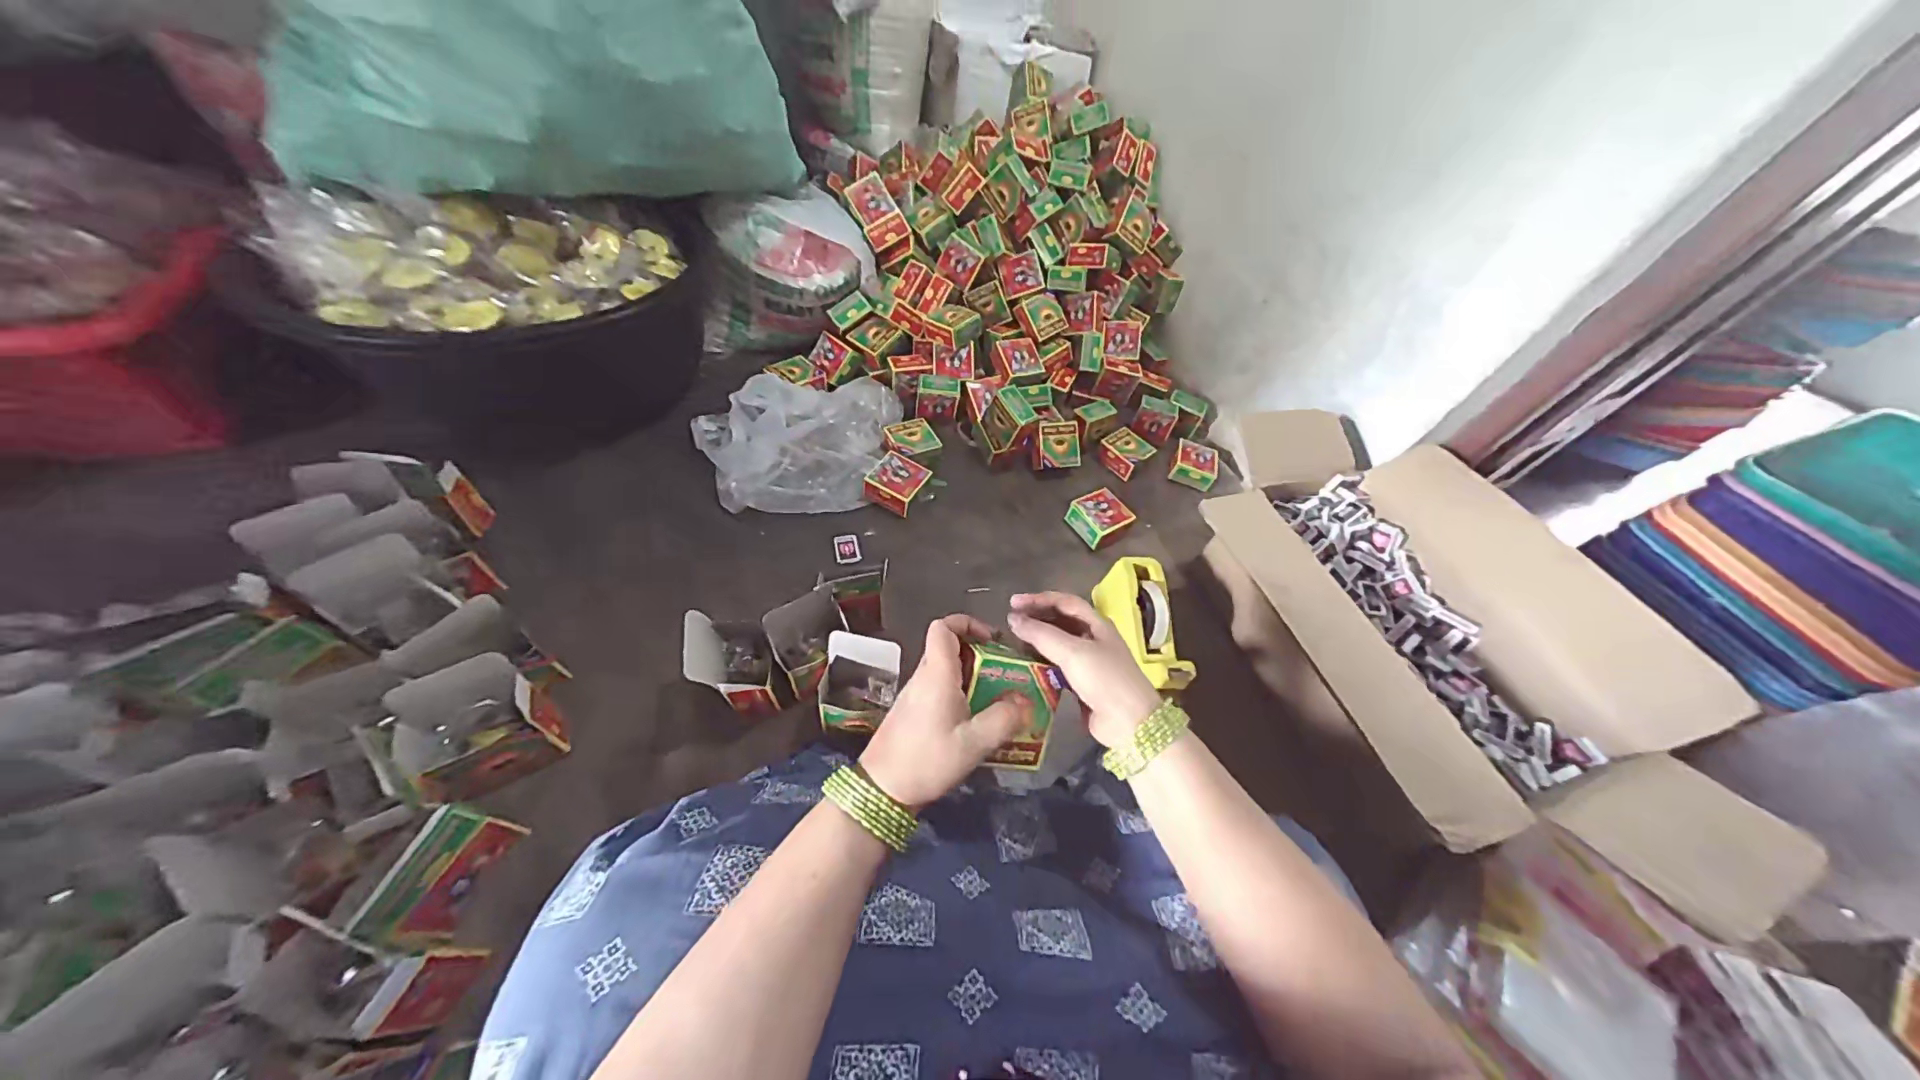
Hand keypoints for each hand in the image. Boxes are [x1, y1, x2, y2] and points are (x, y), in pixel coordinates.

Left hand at [860, 615, 1033, 808]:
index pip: (943, 627)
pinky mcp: (913, 712)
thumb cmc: (927, 760)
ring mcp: (916, 695)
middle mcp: (924, 677)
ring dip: (973, 677)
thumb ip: (1003, 719)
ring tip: (998, 700)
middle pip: (950, 648)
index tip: (993, 640)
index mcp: (937, 675)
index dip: (968, 623)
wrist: (882, 789)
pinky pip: (940, 690)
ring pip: (946, 671)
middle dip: (980, 655)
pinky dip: (961, 695)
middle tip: (1005, 675)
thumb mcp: (974, 743)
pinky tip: (976, 721)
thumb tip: (1024, 701)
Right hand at [1007, 592, 1160, 747]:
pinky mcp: (1082, 683)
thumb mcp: (1072, 652)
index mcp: (1097, 624)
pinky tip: (1026, 664)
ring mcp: (1089, 661)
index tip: (1013, 602)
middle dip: (1036, 617)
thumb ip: (1041, 634)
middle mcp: (1093, 638)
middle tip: (1011, 620)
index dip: (1038, 599)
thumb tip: (1013, 618)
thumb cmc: (1104, 679)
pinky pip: (1057, 665)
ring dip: (1037, 639)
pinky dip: (1041, 661)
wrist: (1130, 722)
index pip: (1065, 602)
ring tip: (1014, 640)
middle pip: (1061, 620)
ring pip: (1058, 643)